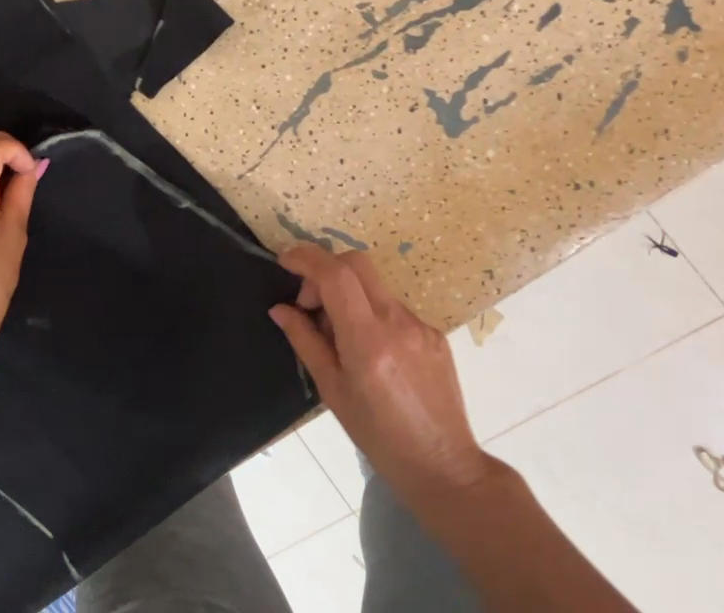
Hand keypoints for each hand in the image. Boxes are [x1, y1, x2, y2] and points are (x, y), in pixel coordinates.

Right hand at [269, 244, 498, 501]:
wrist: (442, 464)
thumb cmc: (377, 434)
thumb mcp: (331, 389)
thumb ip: (305, 341)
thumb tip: (280, 309)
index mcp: (368, 340)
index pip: (335, 275)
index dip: (306, 258)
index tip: (284, 262)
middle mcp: (397, 323)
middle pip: (357, 263)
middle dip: (325, 270)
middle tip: (310, 304)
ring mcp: (420, 326)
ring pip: (374, 286)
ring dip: (347, 295)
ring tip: (338, 337)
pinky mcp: (434, 334)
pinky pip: (393, 308)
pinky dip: (370, 313)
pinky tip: (368, 350)